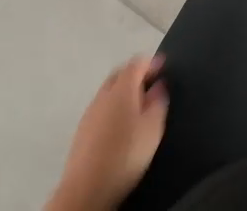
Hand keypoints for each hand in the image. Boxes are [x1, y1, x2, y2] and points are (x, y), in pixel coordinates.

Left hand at [50, 56, 168, 210]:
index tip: (163, 65)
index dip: (151, 62)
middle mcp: (103, 93)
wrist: (87, 185)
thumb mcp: (152, 128)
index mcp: (122, 88)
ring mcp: (90, 110)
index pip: (136, 63)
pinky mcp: (83, 127)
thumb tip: (159, 85)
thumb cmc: (126, 153)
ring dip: (123, 89)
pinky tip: (120, 121)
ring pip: (109, 90)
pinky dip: (113, 105)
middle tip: (151, 81)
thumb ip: (158, 103)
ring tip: (138, 102)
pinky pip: (102, 106)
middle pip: (120, 73)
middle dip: (136, 73)